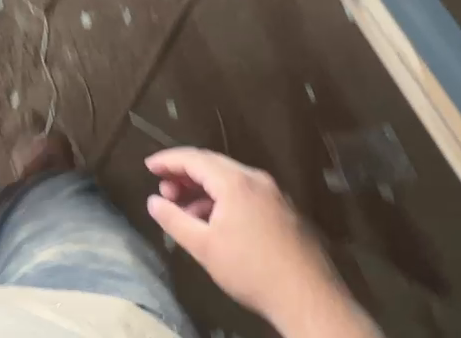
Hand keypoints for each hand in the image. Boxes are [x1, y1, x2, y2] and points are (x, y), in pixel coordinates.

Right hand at [145, 148, 361, 331]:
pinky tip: (218, 224)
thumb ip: (173, 219)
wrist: (312, 302)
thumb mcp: (204, 247)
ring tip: (188, 212)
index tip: (148, 166)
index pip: (194, 158)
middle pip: (213, 165)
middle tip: (165, 191)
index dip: (168, 160)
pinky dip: (226, 200)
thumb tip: (153, 201)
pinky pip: (248, 194)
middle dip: (185, 175)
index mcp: (235, 182)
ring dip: (205, 190)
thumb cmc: (252, 271)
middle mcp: (257, 180)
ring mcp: (276, 196)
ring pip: (232, 181)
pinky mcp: (288, 213)